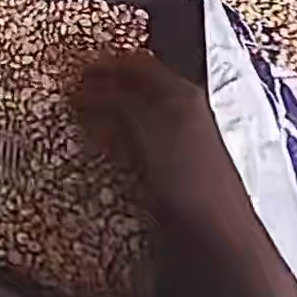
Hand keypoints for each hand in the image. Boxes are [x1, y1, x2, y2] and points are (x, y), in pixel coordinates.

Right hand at [76, 51, 234, 219]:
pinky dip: (120, 129)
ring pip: (139, 109)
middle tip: (76, 91)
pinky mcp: (176, 158)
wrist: (220, 232)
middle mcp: (184, 107)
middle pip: (140, 85)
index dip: (109, 64)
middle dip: (107, 85)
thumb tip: (87, 89)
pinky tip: (105, 140)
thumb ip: (118, 106)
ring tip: (83, 113)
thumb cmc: (184, 176)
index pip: (140, 64)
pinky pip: (141, 132)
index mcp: (181, 93)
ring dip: (111, 107)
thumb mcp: (147, 133)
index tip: (79, 71)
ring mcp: (182, 133)